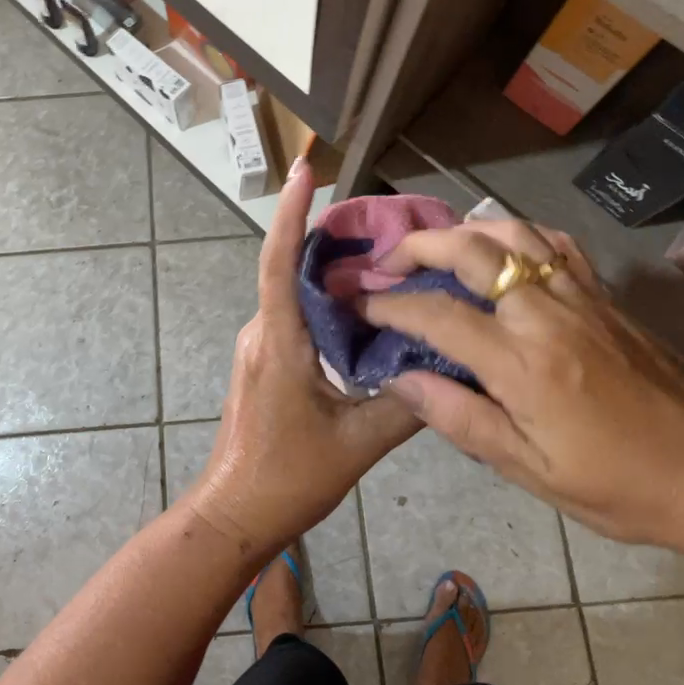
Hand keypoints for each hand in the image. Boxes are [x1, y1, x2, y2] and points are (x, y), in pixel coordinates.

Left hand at [184, 160, 422, 556]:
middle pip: (291, 269)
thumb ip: (405, 405)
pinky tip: (362, 309)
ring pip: (293, 294)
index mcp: (279, 341)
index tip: (305, 171)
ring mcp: (258, 346)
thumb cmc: (289, 477)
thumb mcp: (358, 444)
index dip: (291, 213)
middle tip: (383, 221)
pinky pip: (292, 315)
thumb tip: (449, 366)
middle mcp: (262, 332)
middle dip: (329, 238)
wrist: (234, 513)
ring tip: (384, 259)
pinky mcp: (262, 361)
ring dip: (329, 272)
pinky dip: (323, 301)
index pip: (280, 262)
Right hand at [362, 221, 683, 563]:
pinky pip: (557, 245)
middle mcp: (546, 314)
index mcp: (521, 362)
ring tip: (438, 249)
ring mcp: (581, 298)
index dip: (388, 304)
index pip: (436, 315)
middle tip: (387, 260)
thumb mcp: (530, 471)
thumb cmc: (618, 487)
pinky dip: (520, 236)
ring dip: (466, 230)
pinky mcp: (606, 297)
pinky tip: (506, 252)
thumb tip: (399, 378)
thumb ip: (460, 418)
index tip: (357, 302)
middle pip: (470, 250)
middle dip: (418, 246)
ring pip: (514, 233)